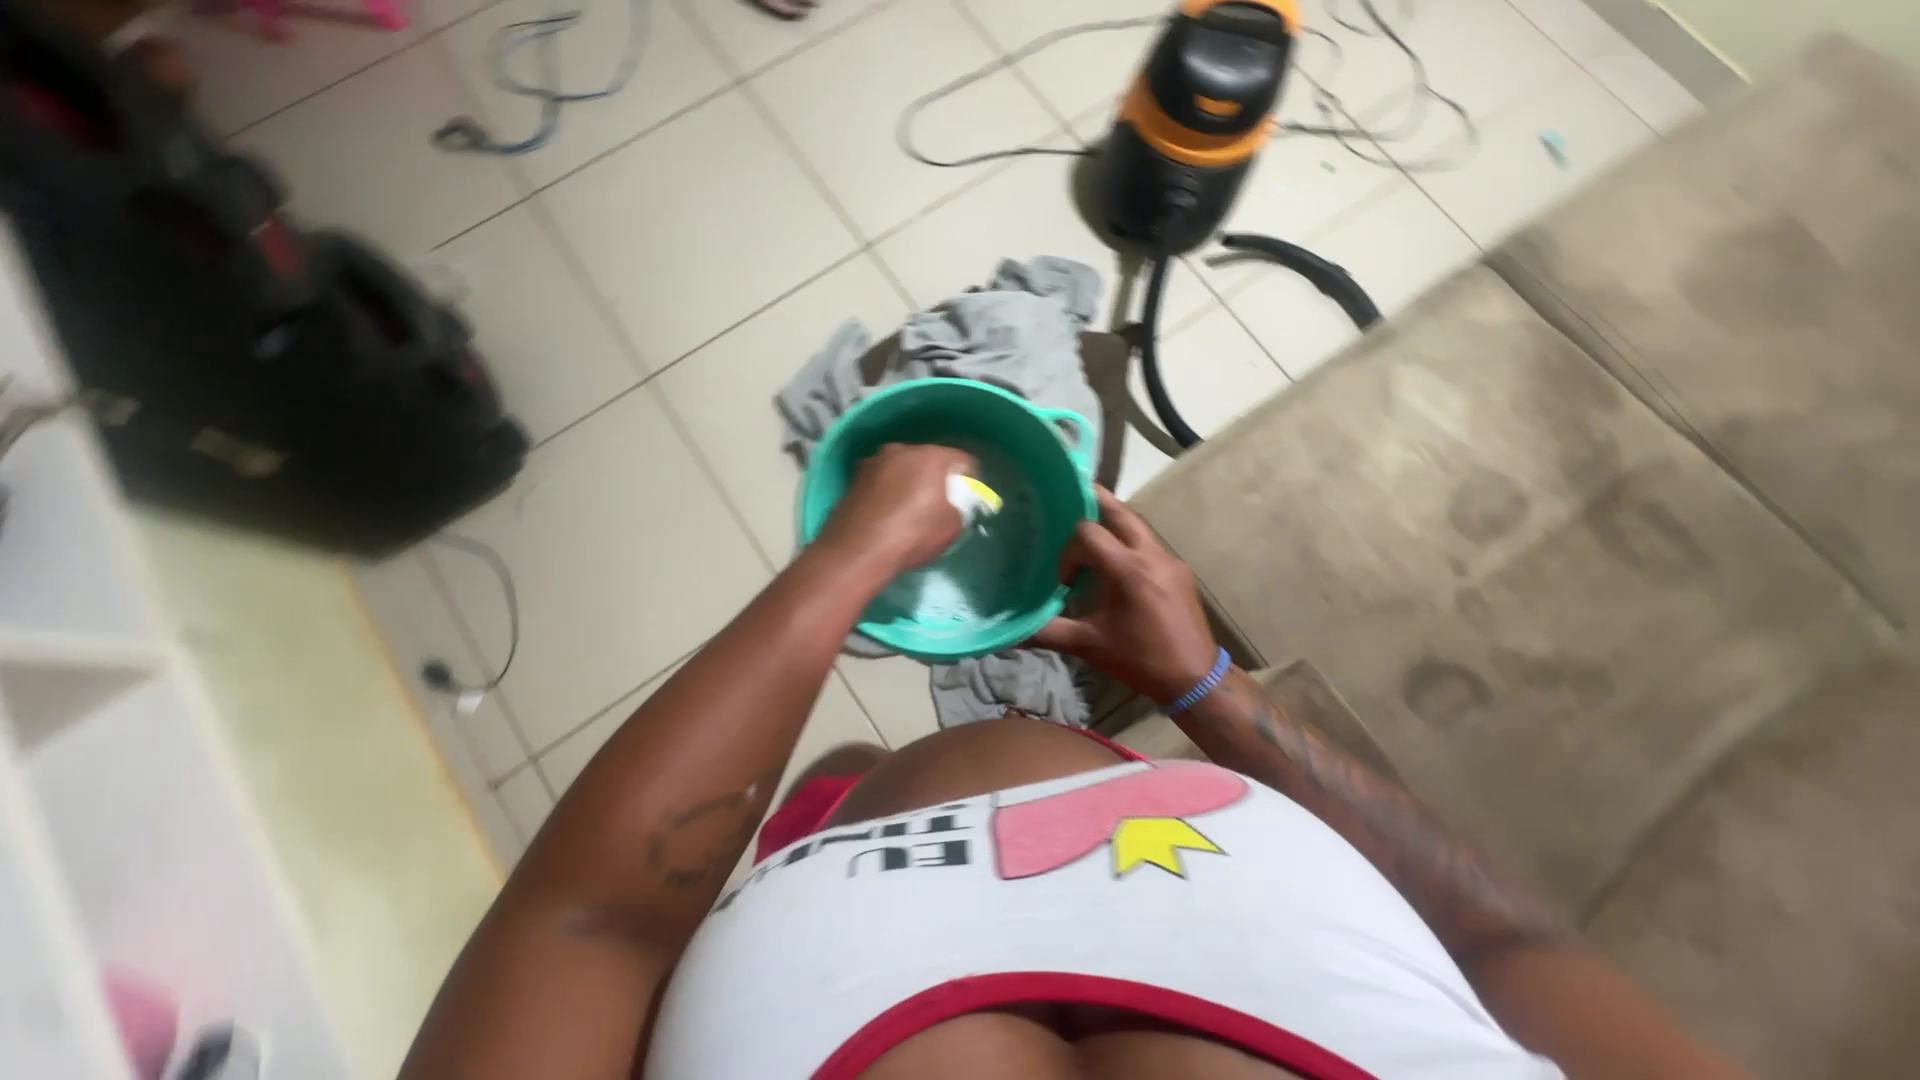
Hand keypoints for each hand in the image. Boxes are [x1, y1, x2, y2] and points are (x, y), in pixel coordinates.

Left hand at [816, 442, 976, 573]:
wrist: (857, 551)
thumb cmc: (912, 535)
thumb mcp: (952, 527)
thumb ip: (961, 508)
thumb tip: (955, 505)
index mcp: (931, 455)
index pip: (963, 459)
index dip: (970, 479)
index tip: (970, 497)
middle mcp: (902, 449)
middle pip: (929, 460)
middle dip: (936, 478)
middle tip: (940, 503)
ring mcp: (873, 461)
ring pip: (902, 468)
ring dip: (909, 482)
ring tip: (910, 509)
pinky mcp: (854, 478)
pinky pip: (882, 481)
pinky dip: (888, 491)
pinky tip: (888, 513)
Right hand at [1031, 486, 1219, 702]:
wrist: (1195, 679)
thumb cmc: (1140, 660)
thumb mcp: (1089, 646)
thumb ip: (1047, 633)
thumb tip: (1009, 635)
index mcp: (1127, 570)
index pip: (1088, 533)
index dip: (1069, 552)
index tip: (1065, 582)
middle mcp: (1151, 555)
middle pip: (1120, 512)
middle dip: (1095, 504)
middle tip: (1072, 498)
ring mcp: (1170, 561)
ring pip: (1138, 527)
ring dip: (1113, 525)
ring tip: (1091, 534)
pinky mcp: (1180, 572)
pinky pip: (1150, 545)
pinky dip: (1130, 544)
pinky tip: (1118, 566)